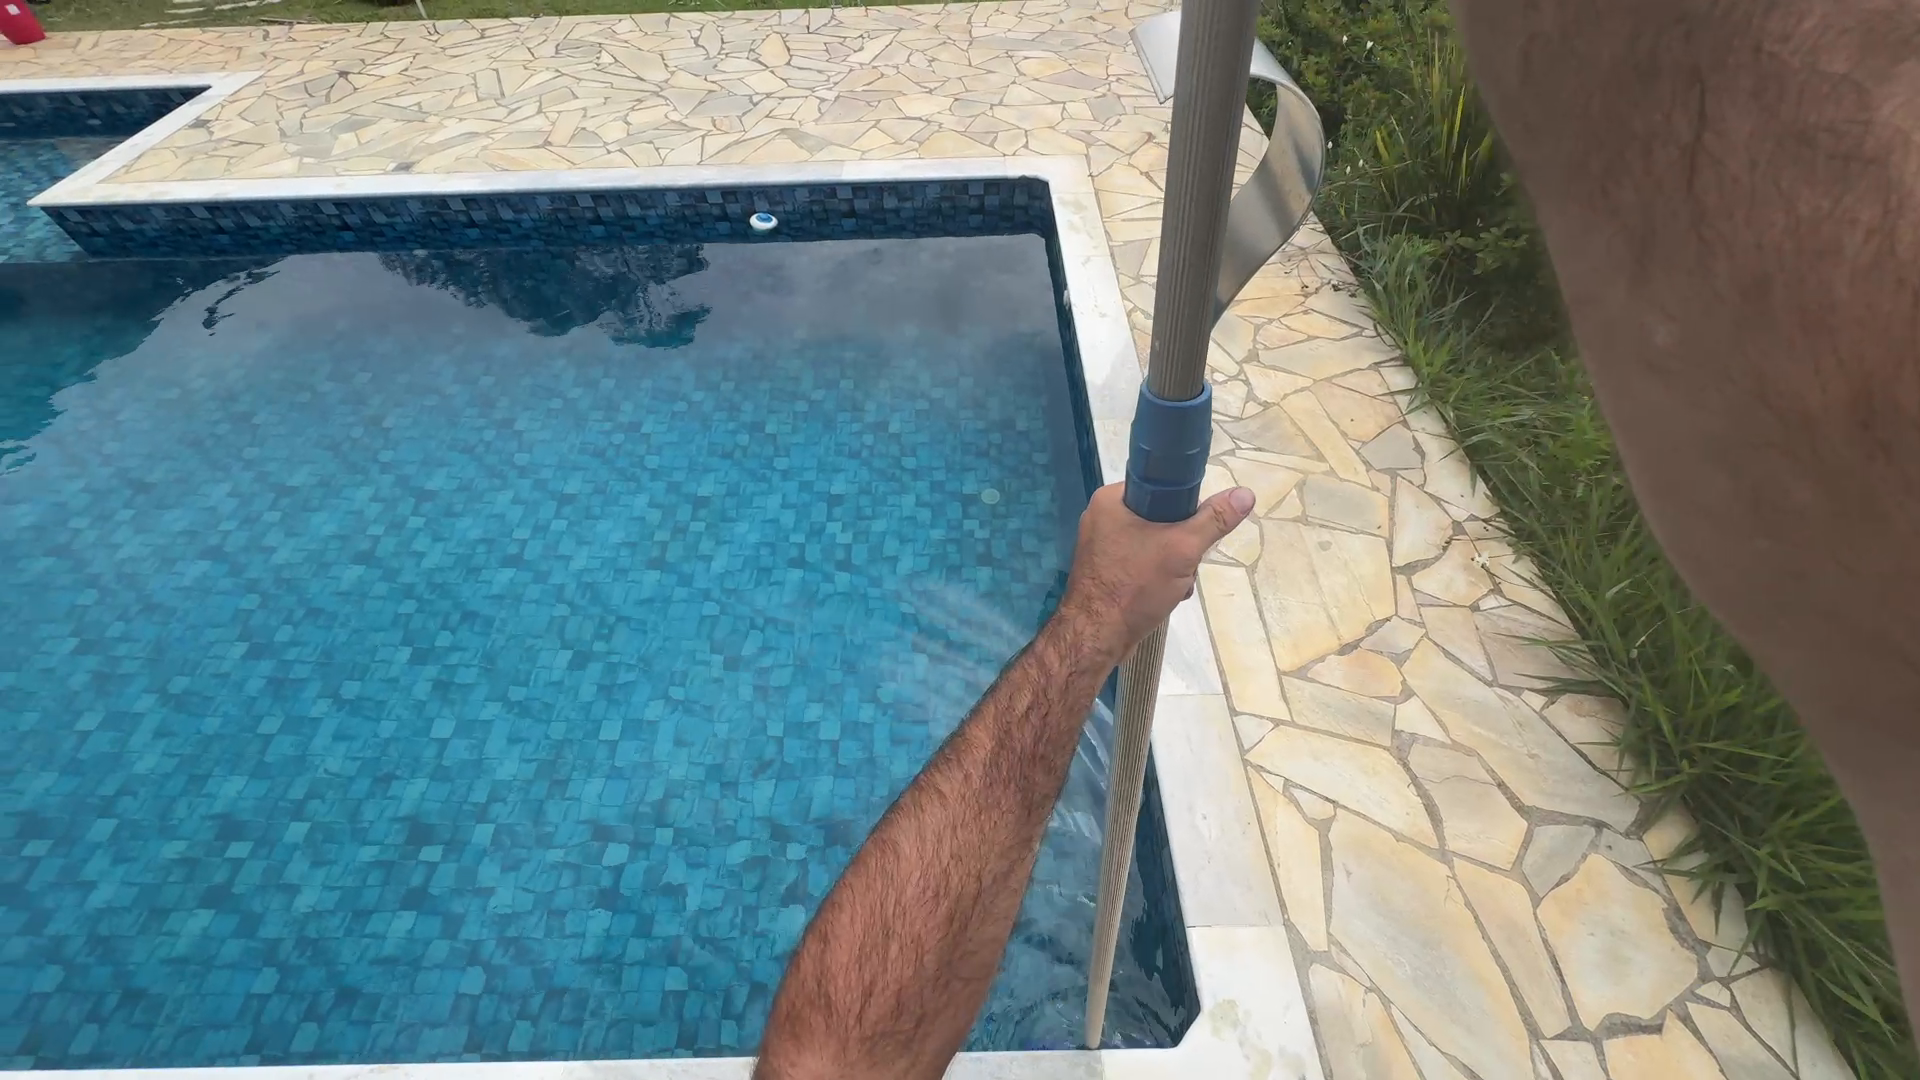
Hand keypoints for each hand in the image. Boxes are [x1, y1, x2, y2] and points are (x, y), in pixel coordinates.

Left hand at [1052, 483, 1255, 664]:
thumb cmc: (1134, 584)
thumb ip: (1214, 520)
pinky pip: (1141, 563)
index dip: (1183, 505)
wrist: (1097, 636)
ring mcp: (1101, 546)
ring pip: (1154, 544)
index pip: (1157, 486)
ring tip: (1176, 583)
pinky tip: (1166, 595)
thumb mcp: (1182, 548)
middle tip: (1185, 562)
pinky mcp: (1105, 571)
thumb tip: (1245, 493)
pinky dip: (1158, 578)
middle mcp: (1101, 518)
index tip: (1196, 527)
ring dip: (1174, 565)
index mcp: (1110, 500)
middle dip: (1181, 544)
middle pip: (1159, 518)